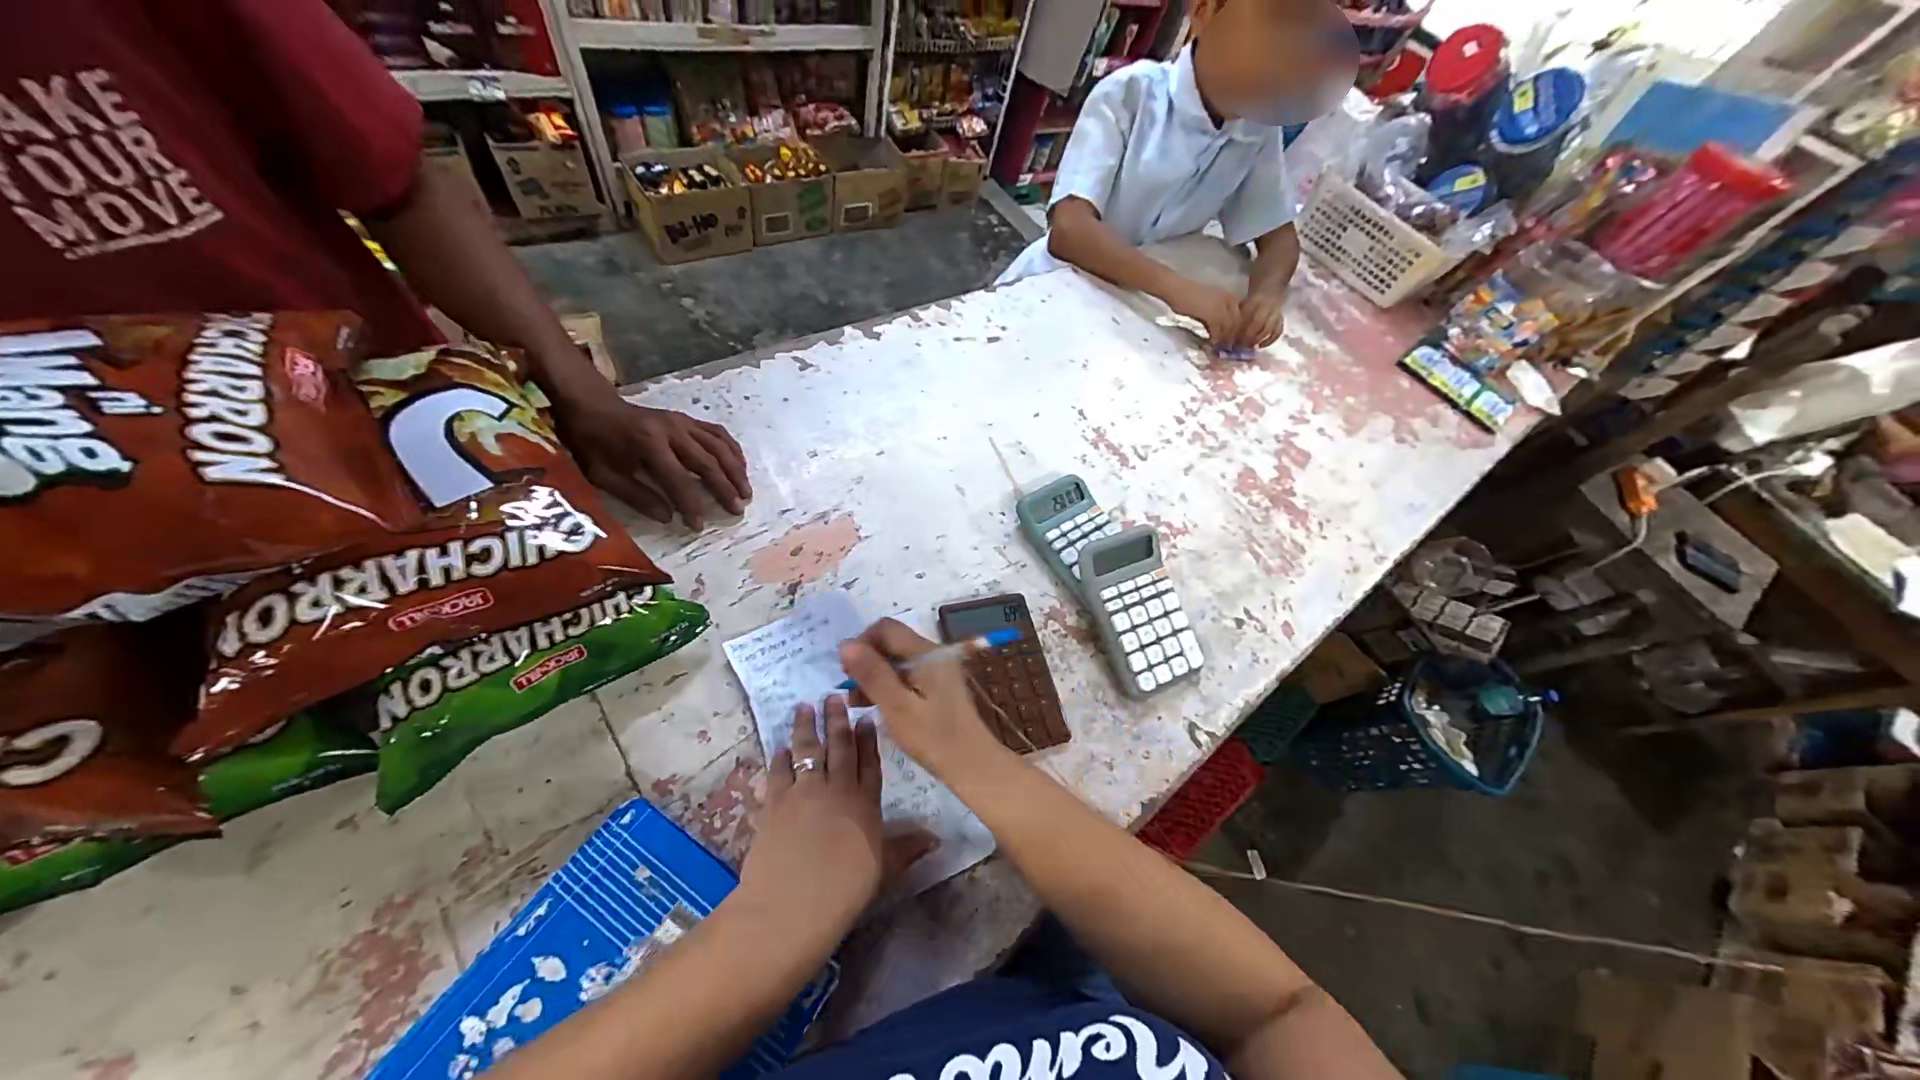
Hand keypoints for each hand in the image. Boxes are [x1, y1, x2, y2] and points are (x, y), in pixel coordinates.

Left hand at [551, 385, 750, 529]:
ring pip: (719, 447)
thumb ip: (636, 496)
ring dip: (735, 471)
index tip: (699, 526)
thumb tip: (668, 517)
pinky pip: (717, 434)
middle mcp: (671, 431)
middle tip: (738, 510)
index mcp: (648, 445)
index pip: (677, 480)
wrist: (592, 405)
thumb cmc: (593, 443)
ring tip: (746, 493)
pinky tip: (740, 466)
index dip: (691, 505)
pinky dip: (732, 450)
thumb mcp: (603, 475)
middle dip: (724, 488)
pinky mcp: (688, 420)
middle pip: (707, 462)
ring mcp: (683, 422)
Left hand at [741, 697, 933, 925]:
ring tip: (805, 706)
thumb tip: (936, 838)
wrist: (792, 904)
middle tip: (834, 696)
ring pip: (807, 750)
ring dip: (807, 727)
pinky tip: (780, 747)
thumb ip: (906, 849)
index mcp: (865, 803)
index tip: (865, 716)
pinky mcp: (775, 803)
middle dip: (838, 720)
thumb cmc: (844, 890)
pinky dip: (780, 757)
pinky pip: (778, 771)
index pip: (869, 763)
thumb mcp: (883, 870)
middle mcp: (836, 789)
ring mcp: (803, 792)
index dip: (868, 739)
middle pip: (839, 747)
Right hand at [840, 619, 1004, 776]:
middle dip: (867, 660)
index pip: (885, 629)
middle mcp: (934, 654)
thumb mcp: (896, 707)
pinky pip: (907, 674)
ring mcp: (938, 669)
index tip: (846, 672)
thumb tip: (845, 644)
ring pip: (897, 659)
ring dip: (875, 674)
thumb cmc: (933, 737)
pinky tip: (875, 705)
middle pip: (892, 642)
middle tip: (849, 690)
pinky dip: (889, 685)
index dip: (861, 644)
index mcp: (927, 653)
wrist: (973, 764)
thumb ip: (872, 673)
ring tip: (857, 701)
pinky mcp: (938, 685)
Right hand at [1164, 277, 1242, 343]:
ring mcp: (1222, 307)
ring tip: (1222, 348)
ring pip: (1230, 327)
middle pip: (1239, 322)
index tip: (1237, 339)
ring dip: (1226, 339)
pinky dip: (1216, 338)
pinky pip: (1218, 330)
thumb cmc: (1189, 296)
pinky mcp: (1212, 314)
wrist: (1177, 290)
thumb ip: (1220, 312)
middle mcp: (1230, 300)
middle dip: (1236, 336)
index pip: (1243, 315)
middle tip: (1231, 347)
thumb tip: (1224, 328)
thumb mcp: (1211, 302)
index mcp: (1231, 296)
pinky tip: (1213, 344)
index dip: (1241, 328)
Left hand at [1233, 288, 1285, 348]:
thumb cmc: (1249, 301)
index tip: (1230, 339)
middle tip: (1239, 347)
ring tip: (1248, 347)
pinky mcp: (1281, 319)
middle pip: (1257, 324)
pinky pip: (1277, 332)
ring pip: (1268, 329)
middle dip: (1247, 337)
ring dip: (1258, 340)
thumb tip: (1223, 333)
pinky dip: (1269, 340)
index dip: (1238, 329)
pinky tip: (1260, 346)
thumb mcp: (1240, 303)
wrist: (1269, 289)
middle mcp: (1266, 306)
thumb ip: (1235, 315)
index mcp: (1253, 301)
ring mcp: (1275, 313)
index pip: (1246, 317)